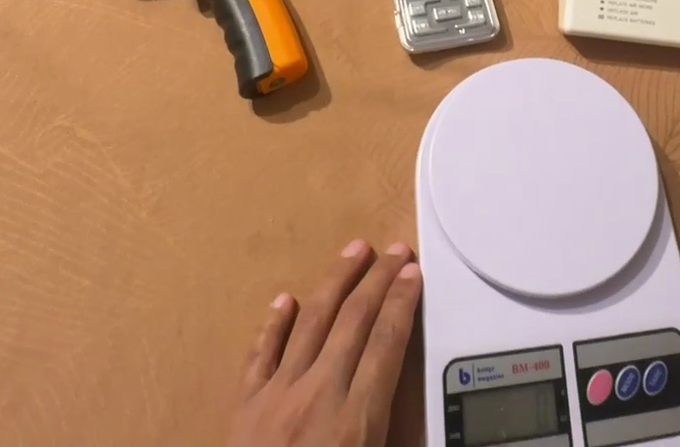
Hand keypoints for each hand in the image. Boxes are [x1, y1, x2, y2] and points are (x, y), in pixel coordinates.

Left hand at [227, 240, 423, 446]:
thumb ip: (399, 436)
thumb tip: (437, 431)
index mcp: (355, 422)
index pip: (387, 343)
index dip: (403, 303)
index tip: (414, 274)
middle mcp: (317, 397)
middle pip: (355, 321)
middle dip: (379, 280)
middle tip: (396, 250)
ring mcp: (275, 399)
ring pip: (312, 322)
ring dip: (336, 281)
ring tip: (354, 250)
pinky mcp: (243, 410)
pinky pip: (260, 355)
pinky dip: (273, 324)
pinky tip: (285, 299)